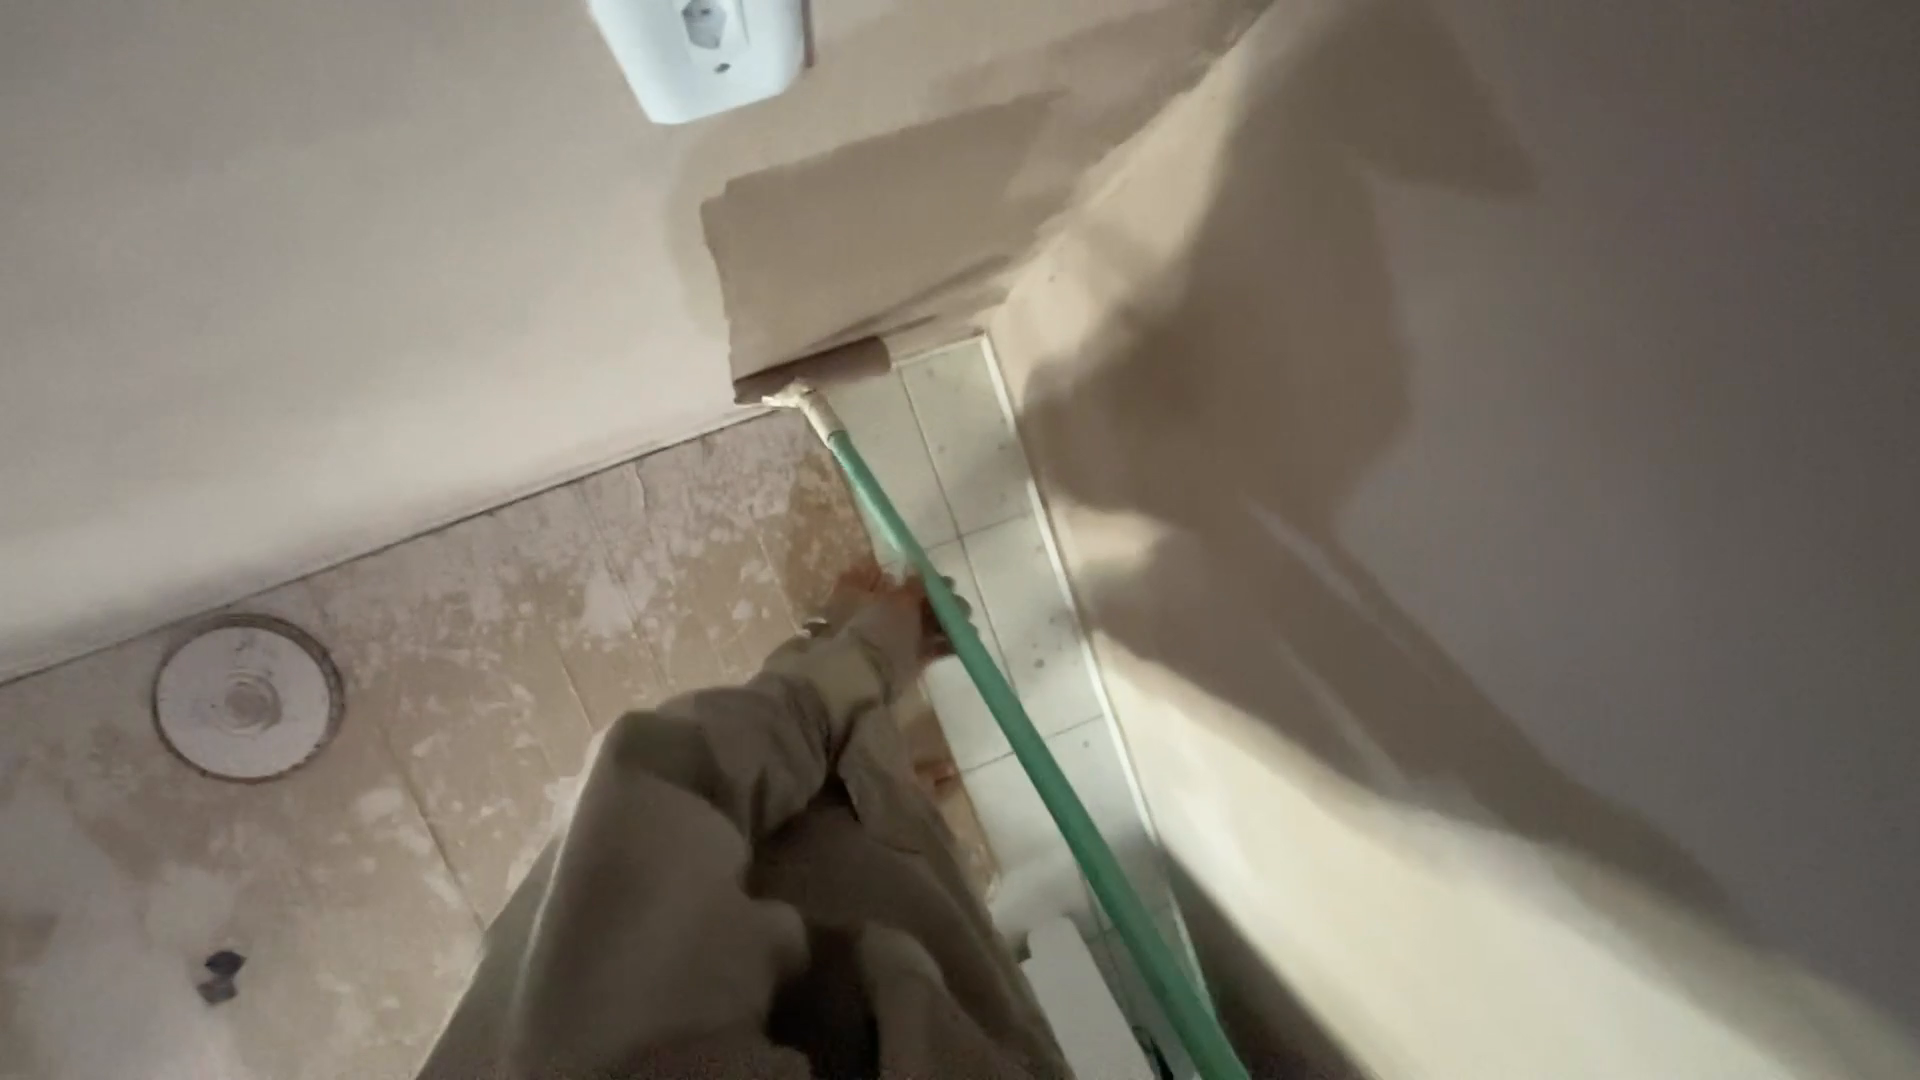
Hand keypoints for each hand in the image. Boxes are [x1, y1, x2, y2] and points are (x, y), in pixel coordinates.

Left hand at [818, 561, 967, 680]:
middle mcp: (869, 613)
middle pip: (907, 600)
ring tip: (966, 618)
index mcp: (858, 592)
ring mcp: (886, 639)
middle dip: (934, 598)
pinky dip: (945, 643)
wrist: (867, 678)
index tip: (934, 576)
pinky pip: (927, 647)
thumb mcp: (899, 600)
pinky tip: (963, 640)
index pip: (882, 574)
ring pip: (920, 624)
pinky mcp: (903, 661)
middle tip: (954, 597)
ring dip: (944, 620)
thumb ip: (914, 585)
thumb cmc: (878, 628)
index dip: (909, 574)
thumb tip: (918, 567)